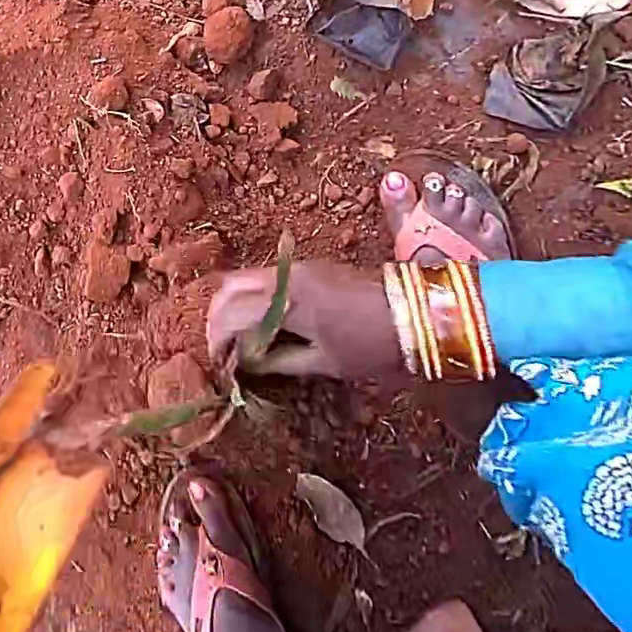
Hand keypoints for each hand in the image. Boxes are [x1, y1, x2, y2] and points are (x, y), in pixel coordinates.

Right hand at [207, 262, 400, 378]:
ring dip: (233, 303)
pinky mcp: (307, 267)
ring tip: (238, 336)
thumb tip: (247, 364)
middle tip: (220, 346)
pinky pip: (266, 276)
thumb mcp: (325, 362)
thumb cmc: (371, 344)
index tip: (217, 362)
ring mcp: (296, 267)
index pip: (231, 313)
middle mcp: (285, 276)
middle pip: (230, 285)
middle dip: (217, 315)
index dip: (216, 338)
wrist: (415, 312)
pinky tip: (261, 320)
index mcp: (286, 301)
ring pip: (246, 276)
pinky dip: (252, 296)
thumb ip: (279, 360)